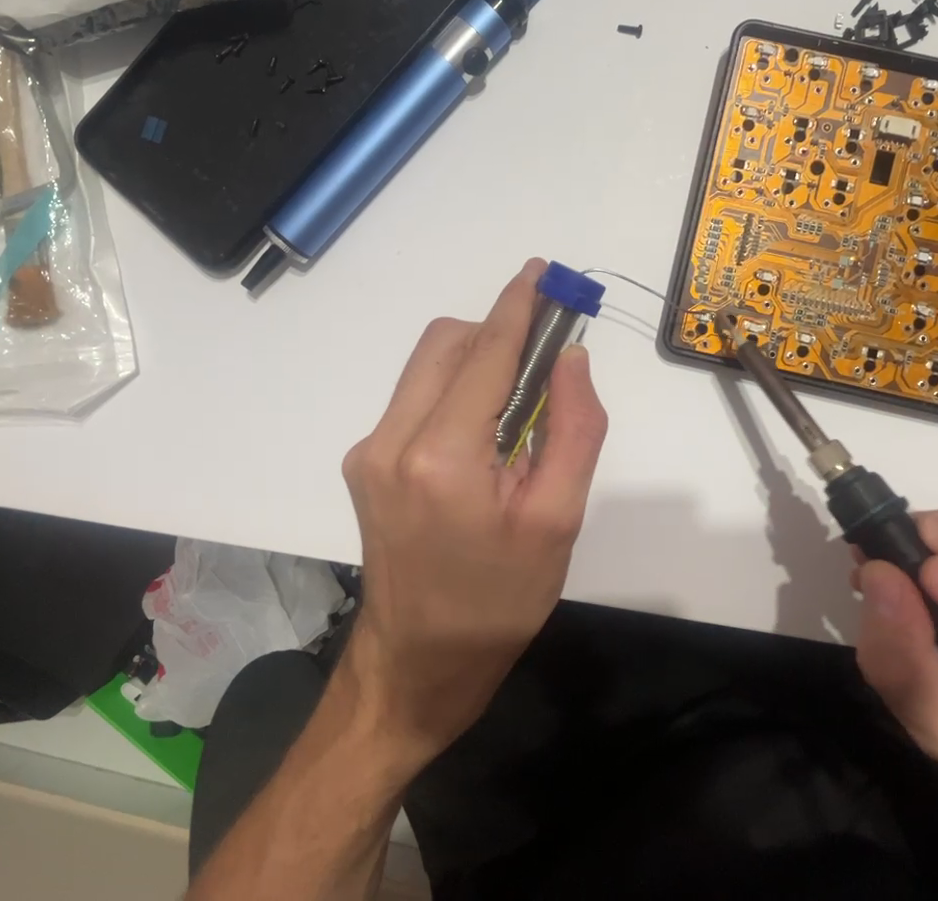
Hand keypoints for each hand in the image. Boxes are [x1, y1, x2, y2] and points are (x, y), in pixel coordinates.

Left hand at [338, 260, 608, 763]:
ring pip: (427, 366)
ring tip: (523, 404)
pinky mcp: (365, 464)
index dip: (519, 306)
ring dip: (477, 361)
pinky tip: (487, 434)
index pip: (486, 352)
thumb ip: (572, 429)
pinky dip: (456, 391)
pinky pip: (415, 398)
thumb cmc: (499, 602)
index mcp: (442, 455)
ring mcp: (370, 451)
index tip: (544, 273)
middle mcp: (391, 439)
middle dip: (497, 331)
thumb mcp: (557, 521)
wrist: (419, 663)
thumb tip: (569, 359)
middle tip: (548, 353)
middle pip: (445, 343)